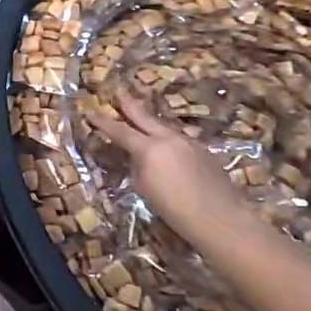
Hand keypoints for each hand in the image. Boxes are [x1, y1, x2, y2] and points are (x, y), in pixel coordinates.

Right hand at [88, 92, 258, 246]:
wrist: (220, 218)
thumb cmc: (174, 209)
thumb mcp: (144, 188)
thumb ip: (137, 166)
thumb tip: (138, 157)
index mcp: (148, 149)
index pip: (120, 131)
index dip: (103, 122)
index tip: (91, 113)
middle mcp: (168, 138)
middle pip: (144, 117)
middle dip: (128, 105)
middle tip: (118, 92)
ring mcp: (188, 142)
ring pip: (164, 127)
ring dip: (150, 122)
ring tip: (141, 117)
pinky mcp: (203, 150)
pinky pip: (179, 139)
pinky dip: (167, 139)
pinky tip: (167, 147)